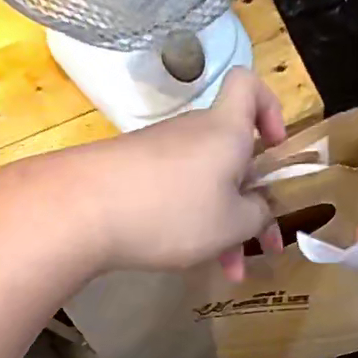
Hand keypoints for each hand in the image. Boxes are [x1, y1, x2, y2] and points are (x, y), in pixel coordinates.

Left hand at [29, 67, 287, 280]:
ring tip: (227, 271)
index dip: (270, 108)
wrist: (82, 210)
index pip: (249, 86)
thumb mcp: (233, 224)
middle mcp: (195, 133)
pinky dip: (192, 224)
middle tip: (264, 247)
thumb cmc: (174, 212)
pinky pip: (178, 194)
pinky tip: (190, 258)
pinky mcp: (135, 173)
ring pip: (208, 185)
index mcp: (227, 132)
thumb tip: (258, 208)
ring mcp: (161, 152)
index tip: (275, 146)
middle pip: (234, 156)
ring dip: (224, 227)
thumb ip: (258, 215)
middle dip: (252, 204)